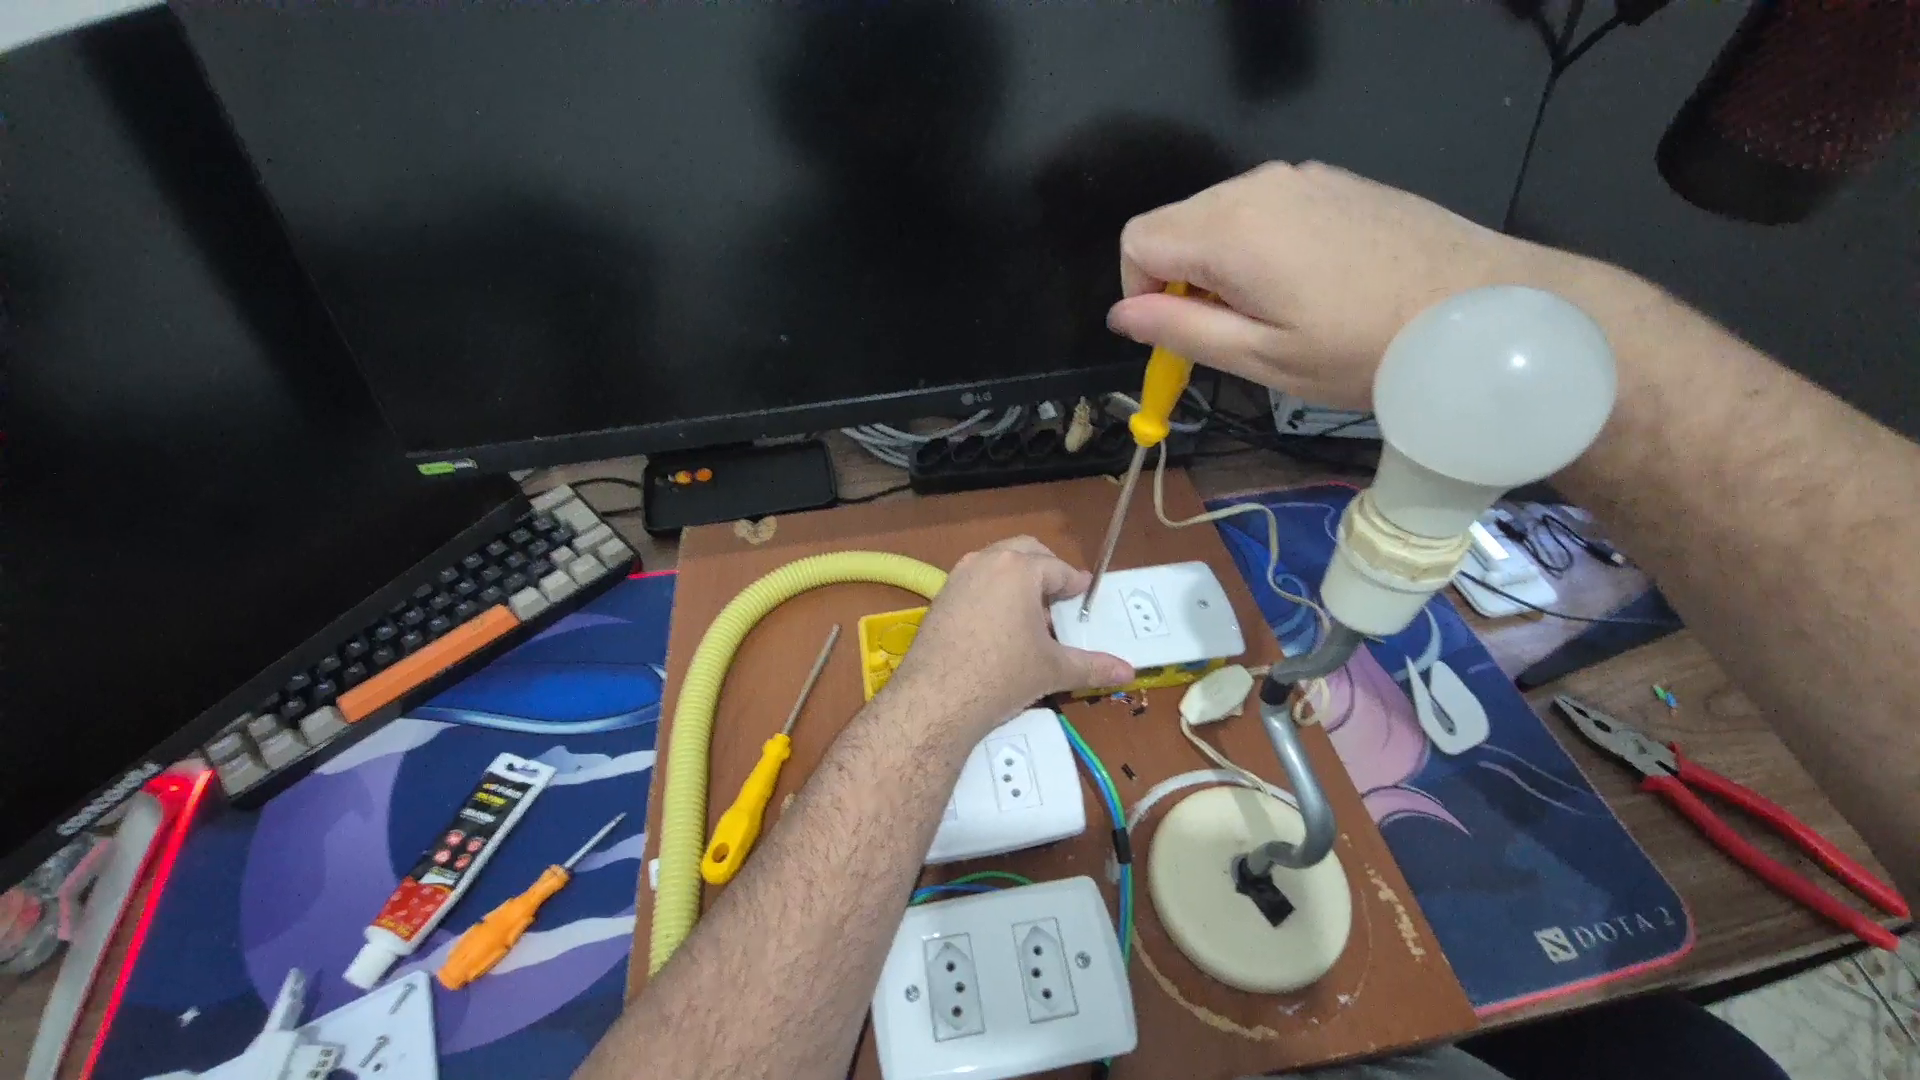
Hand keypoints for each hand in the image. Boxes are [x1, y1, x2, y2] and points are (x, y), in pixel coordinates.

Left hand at [883, 537, 1132, 739]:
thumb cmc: (1002, 675)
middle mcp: (987, 561)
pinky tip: (999, 627)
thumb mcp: (1053, 669)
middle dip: (1047, 571)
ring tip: (1031, 616)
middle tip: (1060, 601)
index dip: (1076, 585)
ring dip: (1018, 580)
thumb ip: (1093, 665)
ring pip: (997, 564)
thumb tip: (1129, 671)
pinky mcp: (939, 596)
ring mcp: (958, 576)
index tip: (1086, 599)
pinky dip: (992, 592)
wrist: (936, 699)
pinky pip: (975, 582)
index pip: (1059, 569)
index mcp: (1019, 568)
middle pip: (1026, 553)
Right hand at [1108, 162, 1541, 408]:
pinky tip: (1305, 284)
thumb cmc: (1362, 349)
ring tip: (1271, 313)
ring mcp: (1300, 177)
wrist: (1482, 312)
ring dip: (1217, 266)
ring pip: (1217, 217)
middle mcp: (1257, 186)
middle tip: (1227, 333)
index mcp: (1229, 230)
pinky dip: (1255, 247)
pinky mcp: (1333, 181)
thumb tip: (1120, 315)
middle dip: (1177, 280)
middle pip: (1174, 225)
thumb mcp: (1260, 357)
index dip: (1139, 292)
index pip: (1137, 241)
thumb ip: (1178, 331)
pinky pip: (1262, 208)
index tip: (1178, 335)